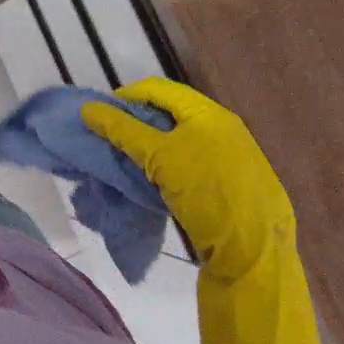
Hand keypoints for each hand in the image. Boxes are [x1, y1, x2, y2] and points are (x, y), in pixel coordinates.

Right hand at [83, 78, 322, 343]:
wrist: (255, 255)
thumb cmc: (207, 193)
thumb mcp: (159, 158)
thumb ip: (123, 130)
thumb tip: (87, 109)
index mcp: (208, 113)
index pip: (158, 89)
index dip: (126, 97)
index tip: (101, 117)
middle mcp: (223, 126)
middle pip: (170, 112)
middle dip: (137, 122)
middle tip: (111, 139)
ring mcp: (232, 154)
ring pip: (181, 137)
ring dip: (152, 144)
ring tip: (129, 160)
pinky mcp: (233, 181)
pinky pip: (194, 159)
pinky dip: (170, 162)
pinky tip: (156, 180)